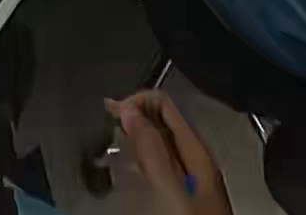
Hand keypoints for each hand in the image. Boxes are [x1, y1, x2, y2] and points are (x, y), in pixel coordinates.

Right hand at [104, 90, 231, 214]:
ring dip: (135, 141)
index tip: (113, 115)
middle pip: (161, 123)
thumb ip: (151, 148)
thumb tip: (130, 111)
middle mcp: (195, 164)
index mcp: (197, 153)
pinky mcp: (182, 203)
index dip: (136, 102)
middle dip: (134, 120)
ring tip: (114, 146)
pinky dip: (140, 163)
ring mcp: (190, 185)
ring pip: (158, 147)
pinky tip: (129, 174)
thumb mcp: (170, 190)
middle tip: (109, 128)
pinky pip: (158, 171)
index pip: (164, 104)